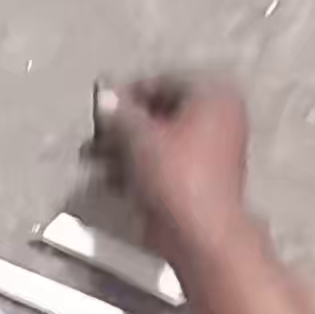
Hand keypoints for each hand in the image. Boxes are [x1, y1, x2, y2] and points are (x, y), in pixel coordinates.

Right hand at [106, 77, 251, 261]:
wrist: (199, 233)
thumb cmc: (178, 180)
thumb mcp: (141, 140)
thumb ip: (121, 115)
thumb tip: (105, 97)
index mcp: (214, 94)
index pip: (162, 80)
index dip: (127, 94)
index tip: (101, 108)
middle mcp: (218, 116)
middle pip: (160, 113)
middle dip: (123, 128)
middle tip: (96, 139)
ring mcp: (210, 150)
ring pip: (160, 142)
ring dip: (126, 151)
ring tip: (98, 162)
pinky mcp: (197, 180)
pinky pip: (164, 165)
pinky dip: (140, 170)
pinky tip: (115, 180)